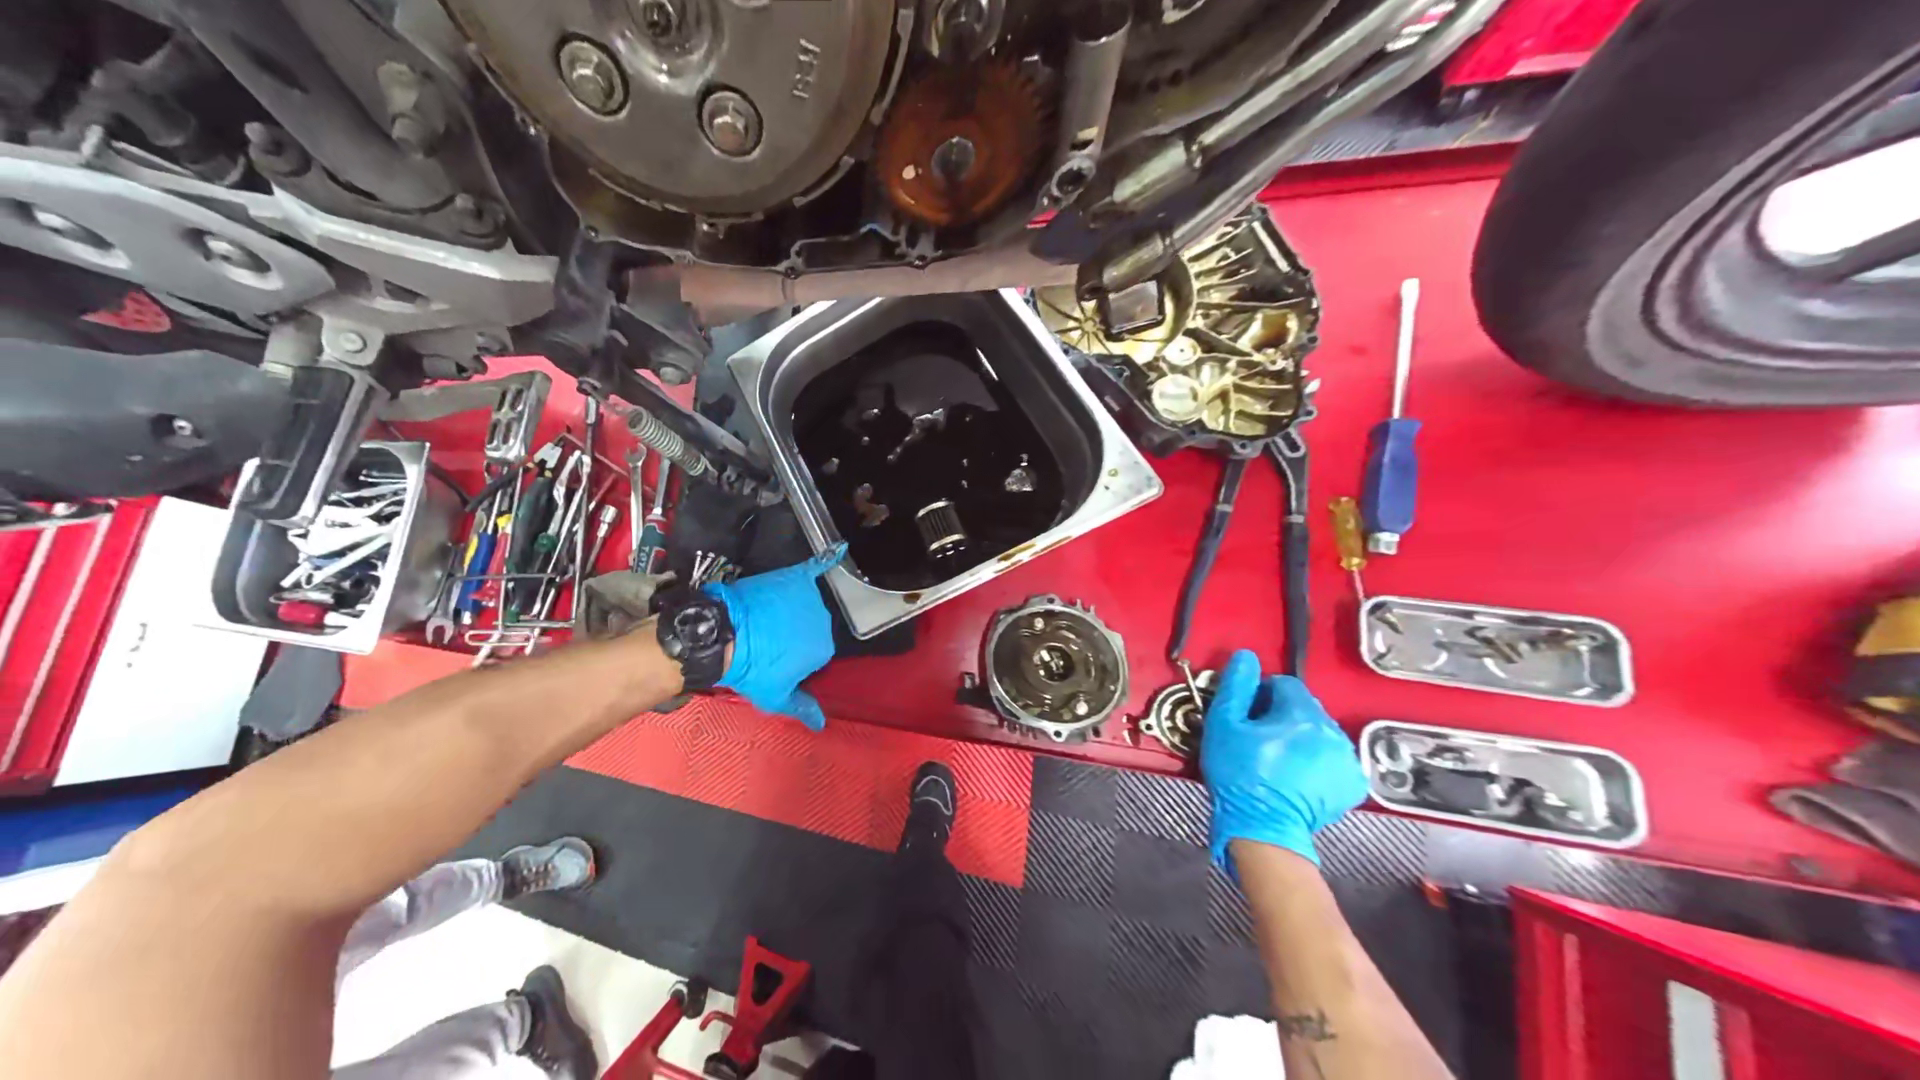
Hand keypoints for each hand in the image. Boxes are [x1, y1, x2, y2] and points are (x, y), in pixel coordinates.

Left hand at [702, 545, 845, 729]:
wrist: (722, 634)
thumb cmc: (749, 669)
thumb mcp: (775, 696)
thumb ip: (802, 708)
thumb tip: (822, 725)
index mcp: (823, 649)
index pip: (816, 650)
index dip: (797, 654)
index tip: (779, 657)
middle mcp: (823, 621)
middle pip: (813, 624)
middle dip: (797, 630)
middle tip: (772, 637)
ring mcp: (809, 596)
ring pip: (808, 603)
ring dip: (796, 607)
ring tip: (772, 614)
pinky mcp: (793, 577)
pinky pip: (814, 569)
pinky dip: (826, 562)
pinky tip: (836, 553)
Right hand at [1201, 649, 1366, 871]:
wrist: (1263, 830)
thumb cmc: (1239, 776)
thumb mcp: (1224, 725)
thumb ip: (1236, 686)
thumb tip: (1245, 657)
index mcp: (1302, 714)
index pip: (1284, 684)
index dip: (1260, 696)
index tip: (1247, 718)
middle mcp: (1333, 732)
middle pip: (1303, 708)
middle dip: (1281, 718)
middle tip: (1257, 741)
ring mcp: (1346, 760)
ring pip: (1318, 733)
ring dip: (1299, 739)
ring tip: (1274, 760)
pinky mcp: (1352, 784)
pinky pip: (1331, 759)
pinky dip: (1316, 762)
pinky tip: (1294, 776)